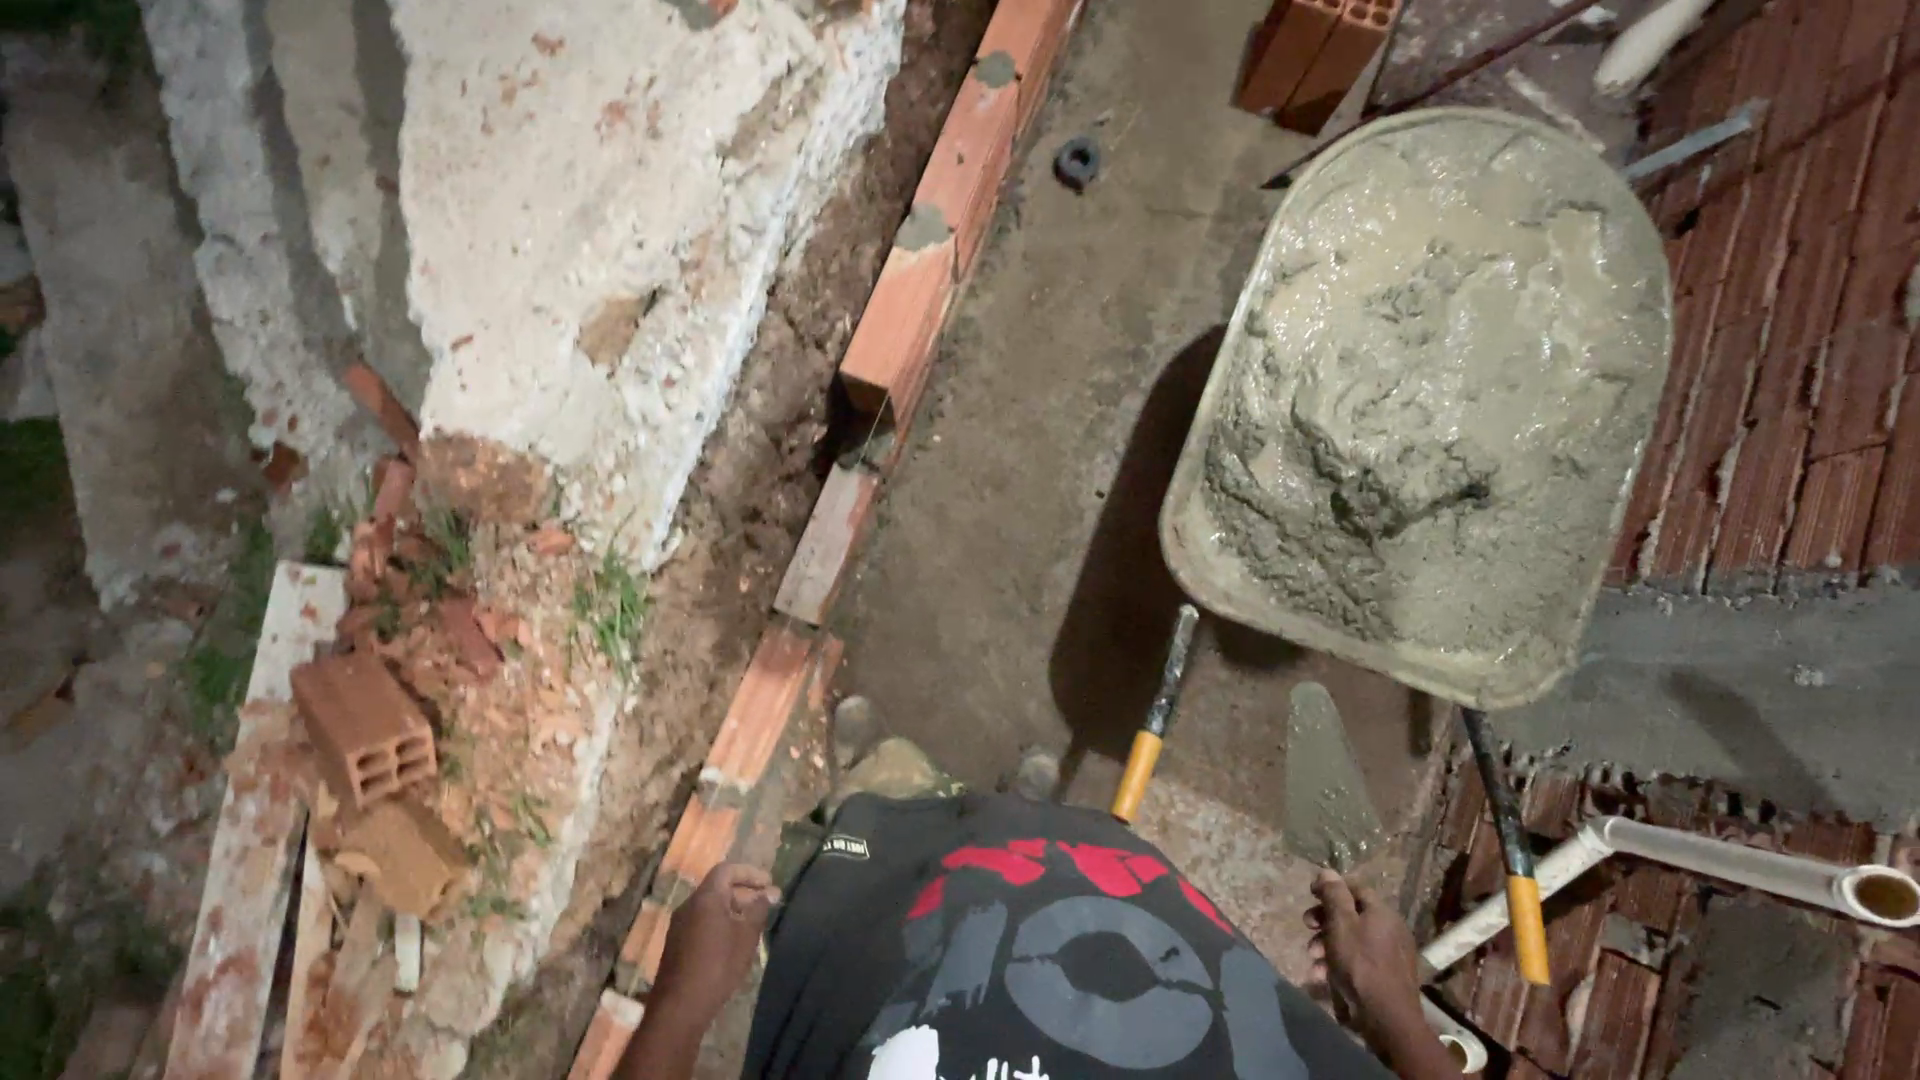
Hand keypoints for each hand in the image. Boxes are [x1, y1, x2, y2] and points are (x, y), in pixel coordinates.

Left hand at [653, 863, 779, 1025]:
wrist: (679, 1007)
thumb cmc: (718, 965)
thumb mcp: (746, 936)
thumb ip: (759, 910)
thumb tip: (770, 893)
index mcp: (705, 897)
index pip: (727, 870)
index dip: (750, 873)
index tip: (768, 884)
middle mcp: (689, 905)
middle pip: (718, 887)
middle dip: (744, 892)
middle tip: (766, 904)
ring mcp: (679, 925)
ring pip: (710, 906)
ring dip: (733, 909)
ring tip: (753, 923)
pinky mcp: (677, 944)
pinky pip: (701, 921)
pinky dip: (720, 922)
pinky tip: (733, 941)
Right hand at [1304, 869, 1422, 1030]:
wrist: (1388, 1017)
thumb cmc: (1361, 963)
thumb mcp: (1341, 924)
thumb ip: (1334, 895)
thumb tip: (1328, 871)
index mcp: (1381, 912)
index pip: (1354, 888)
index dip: (1331, 887)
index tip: (1310, 894)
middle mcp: (1389, 929)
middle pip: (1350, 914)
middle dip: (1324, 919)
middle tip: (1307, 926)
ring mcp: (1390, 954)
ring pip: (1351, 939)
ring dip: (1327, 944)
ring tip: (1312, 958)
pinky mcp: (1386, 975)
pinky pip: (1358, 960)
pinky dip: (1338, 963)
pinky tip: (1322, 975)